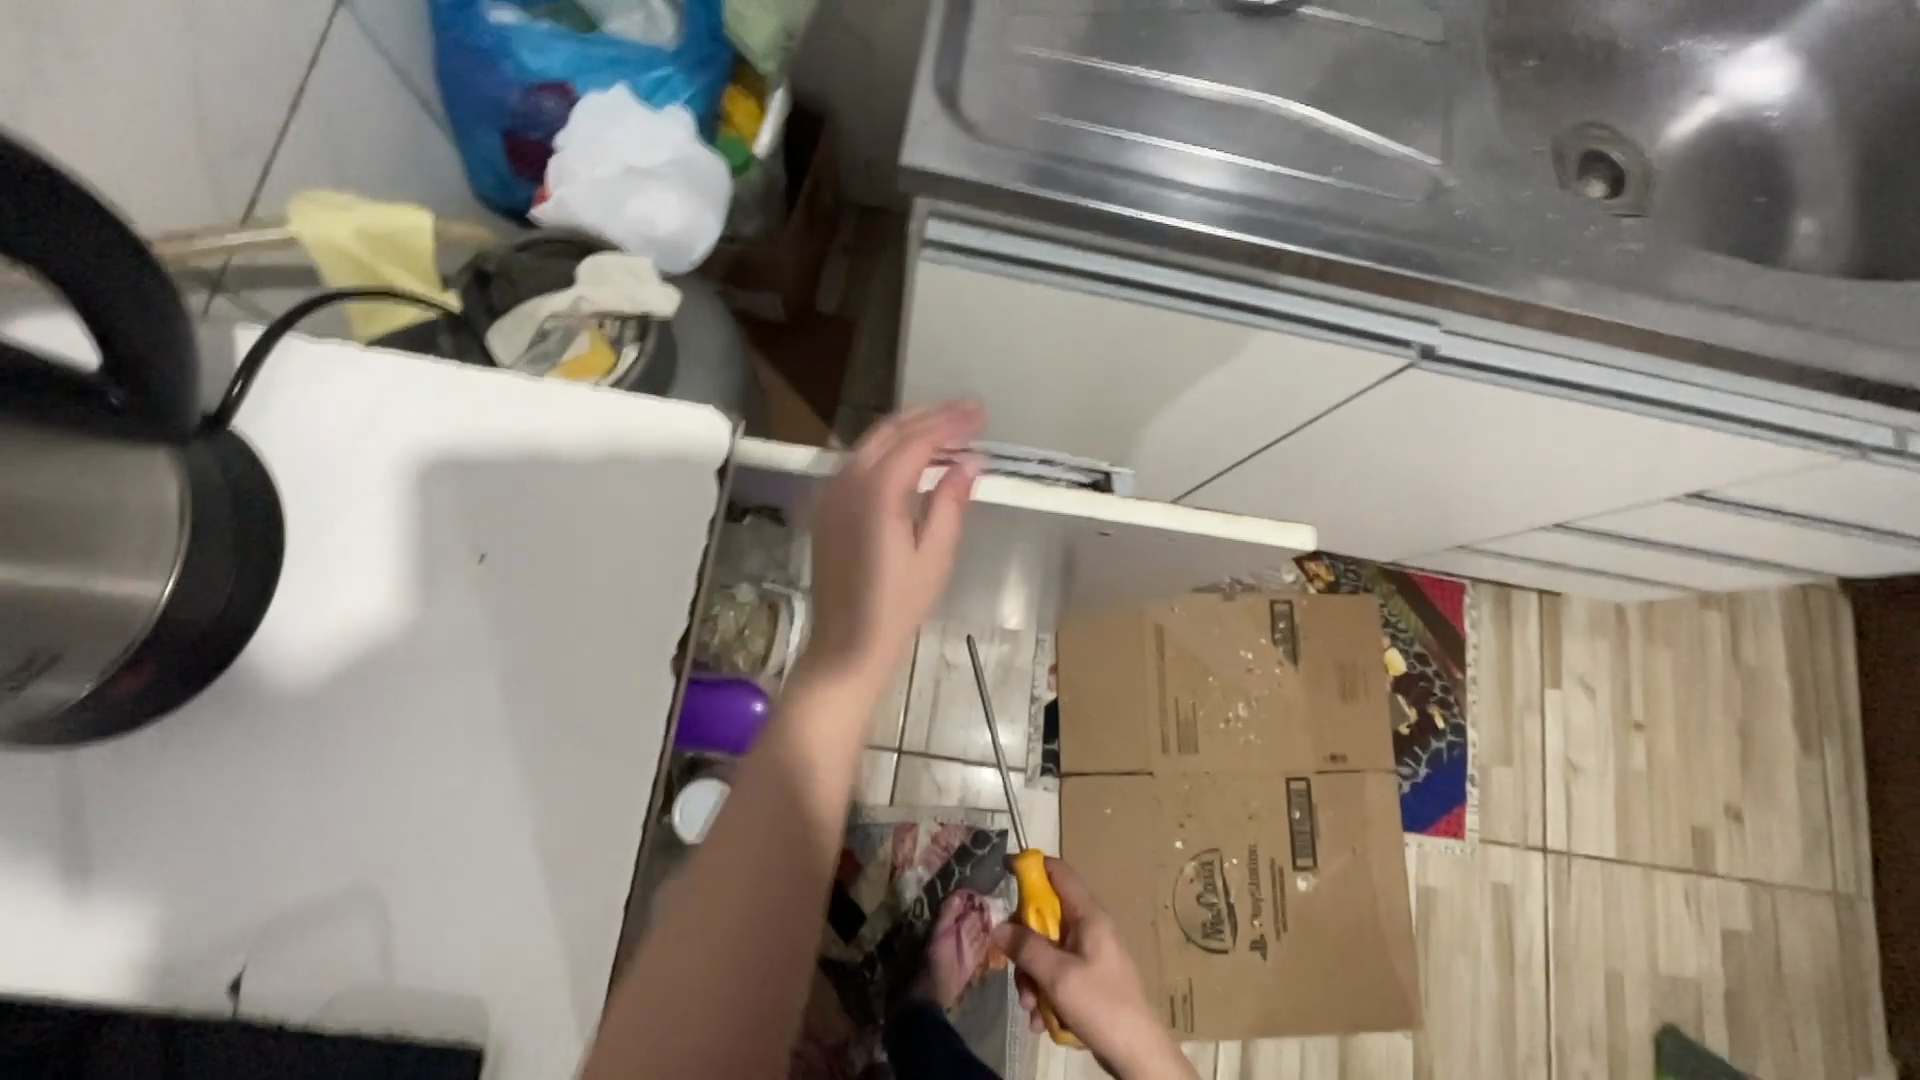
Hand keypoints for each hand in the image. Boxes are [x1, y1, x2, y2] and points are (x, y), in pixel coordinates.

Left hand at [801, 402, 982, 685]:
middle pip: (890, 432)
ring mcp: (831, 493)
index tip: (980, 413)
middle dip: (930, 417)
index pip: (917, 442)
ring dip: (908, 429)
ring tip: (946, 425)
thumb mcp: (935, 557)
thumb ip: (950, 503)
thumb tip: (970, 462)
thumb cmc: (897, 607)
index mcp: (876, 494)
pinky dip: (888, 450)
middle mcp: (847, 483)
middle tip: (967, 410)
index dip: (950, 424)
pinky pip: (858, 462)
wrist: (847, 644)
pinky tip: (912, 456)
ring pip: (871, 443)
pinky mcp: (827, 508)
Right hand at [994, 859, 1194, 1079]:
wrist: (1137, 1053)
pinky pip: (1056, 973)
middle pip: (1044, 917)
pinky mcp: (1088, 978)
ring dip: (1031, 977)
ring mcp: (1089, 953)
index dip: (1031, 867)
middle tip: (1015, 970)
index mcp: (1088, 915)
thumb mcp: (1058, 976)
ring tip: (1031, 1008)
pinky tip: (1041, 1019)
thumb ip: (1026, 948)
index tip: (1003, 872)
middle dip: (1024, 945)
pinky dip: (1045, 992)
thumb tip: (998, 927)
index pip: (1058, 872)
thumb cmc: (1101, 1004)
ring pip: (1046, 949)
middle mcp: (1089, 927)